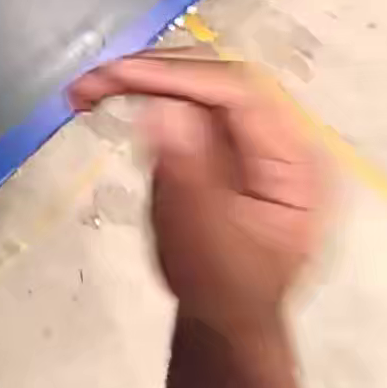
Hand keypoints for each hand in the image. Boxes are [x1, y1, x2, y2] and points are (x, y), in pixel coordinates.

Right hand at [69, 54, 327, 334]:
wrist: (223, 316)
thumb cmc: (220, 286)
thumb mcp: (203, 239)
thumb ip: (187, 174)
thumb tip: (161, 108)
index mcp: (296, 159)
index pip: (240, 92)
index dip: (178, 76)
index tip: (118, 75)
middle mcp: (279, 133)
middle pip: (216, 75)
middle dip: (152, 70)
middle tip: (94, 82)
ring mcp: (251, 131)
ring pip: (196, 77)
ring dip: (141, 75)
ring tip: (90, 87)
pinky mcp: (222, 134)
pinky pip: (183, 95)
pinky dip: (143, 90)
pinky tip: (110, 93)